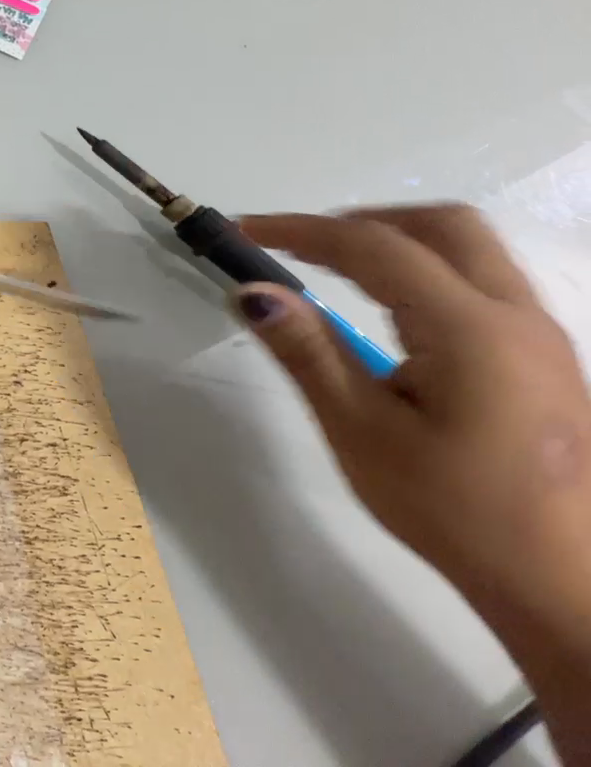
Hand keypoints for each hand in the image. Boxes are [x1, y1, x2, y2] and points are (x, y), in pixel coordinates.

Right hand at [238, 205, 590, 629]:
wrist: (562, 578)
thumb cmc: (451, 507)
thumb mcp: (359, 430)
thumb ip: (307, 350)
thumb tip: (251, 291)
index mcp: (472, 332)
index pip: (376, 248)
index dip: (301, 229)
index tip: (240, 231)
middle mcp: (518, 318)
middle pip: (443, 226)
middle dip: (358, 221)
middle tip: (291, 245)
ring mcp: (539, 337)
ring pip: (468, 250)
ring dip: (391, 242)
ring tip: (323, 269)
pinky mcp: (540, 358)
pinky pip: (478, 283)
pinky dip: (418, 270)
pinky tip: (379, 309)